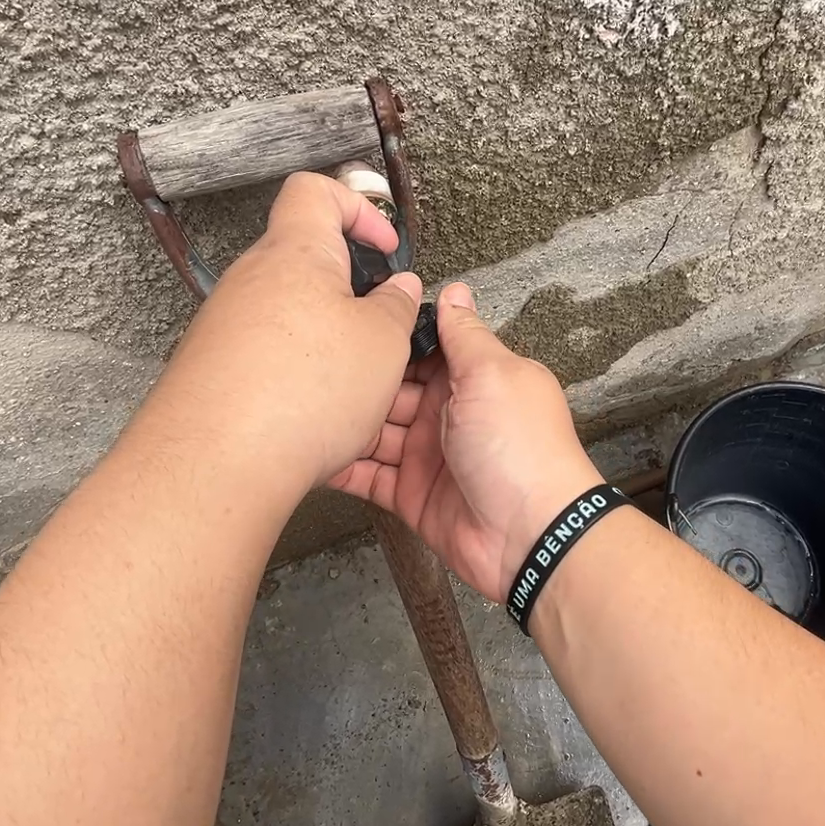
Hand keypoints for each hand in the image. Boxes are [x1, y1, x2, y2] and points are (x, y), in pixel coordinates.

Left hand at [122, 172, 422, 497]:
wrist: (218, 462)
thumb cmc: (304, 391)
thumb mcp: (383, 343)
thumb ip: (398, 307)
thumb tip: (399, 288)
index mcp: (295, 253)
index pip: (315, 192)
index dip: (358, 208)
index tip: (385, 249)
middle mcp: (252, 280)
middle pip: (306, 261)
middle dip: (352, 291)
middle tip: (382, 327)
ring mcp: (227, 324)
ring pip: (292, 314)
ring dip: (331, 339)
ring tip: (356, 382)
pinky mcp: (217, 368)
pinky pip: (270, 355)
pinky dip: (301, 372)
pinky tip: (319, 412)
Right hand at [330, 282, 603, 602]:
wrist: (529, 535)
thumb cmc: (519, 446)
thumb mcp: (493, 375)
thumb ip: (466, 335)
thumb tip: (455, 291)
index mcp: (474, 377)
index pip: (423, 346)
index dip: (390, 335)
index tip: (348, 316)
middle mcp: (448, 411)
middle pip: (391, 386)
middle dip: (358, 377)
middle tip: (309, 361)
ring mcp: (427, 454)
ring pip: (374, 429)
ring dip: (343, 419)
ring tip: (295, 400)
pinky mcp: (409, 493)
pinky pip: (368, 475)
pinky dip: (341, 465)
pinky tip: (306, 449)